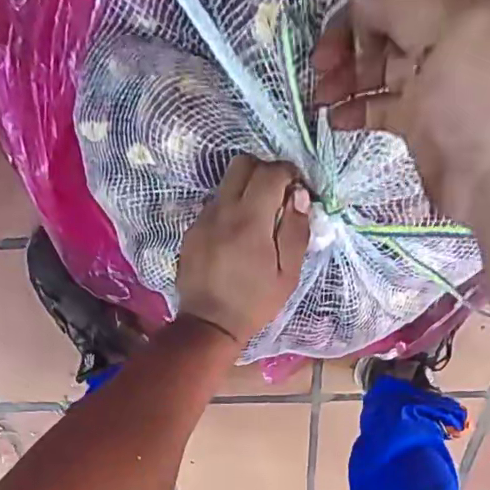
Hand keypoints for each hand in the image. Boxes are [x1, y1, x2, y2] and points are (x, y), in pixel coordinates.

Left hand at [175, 155, 311, 344]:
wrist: (209, 325)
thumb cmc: (254, 303)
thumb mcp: (288, 274)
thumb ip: (295, 231)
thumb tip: (299, 195)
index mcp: (250, 221)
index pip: (270, 172)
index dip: (288, 173)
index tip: (296, 189)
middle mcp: (222, 211)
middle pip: (242, 164)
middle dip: (264, 172)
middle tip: (276, 196)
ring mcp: (202, 219)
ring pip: (226, 184)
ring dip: (245, 191)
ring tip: (257, 221)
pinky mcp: (191, 231)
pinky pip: (213, 206)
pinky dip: (229, 210)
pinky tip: (236, 237)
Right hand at [314, 0, 489, 222]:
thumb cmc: (484, 95)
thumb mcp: (451, 26)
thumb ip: (400, 1)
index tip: (342, 30)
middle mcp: (454, 31)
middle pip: (389, 20)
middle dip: (352, 38)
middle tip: (322, 66)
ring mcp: (436, 79)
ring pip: (380, 63)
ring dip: (347, 75)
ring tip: (321, 97)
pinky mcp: (421, 120)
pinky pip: (381, 104)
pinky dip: (356, 108)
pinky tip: (336, 120)